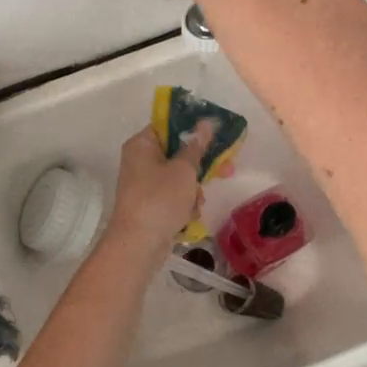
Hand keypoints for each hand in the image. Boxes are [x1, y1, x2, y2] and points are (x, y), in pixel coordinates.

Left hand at [107, 122, 213, 253]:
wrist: (139, 243)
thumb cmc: (161, 198)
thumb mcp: (184, 169)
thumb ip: (196, 146)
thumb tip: (205, 123)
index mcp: (142, 145)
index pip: (168, 126)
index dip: (193, 129)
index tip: (216, 134)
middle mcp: (140, 161)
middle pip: (177, 154)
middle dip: (201, 166)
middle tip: (227, 170)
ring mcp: (145, 185)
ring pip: (179, 178)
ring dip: (194, 190)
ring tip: (197, 202)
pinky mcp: (151, 206)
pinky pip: (174, 198)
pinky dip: (184, 205)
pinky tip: (189, 217)